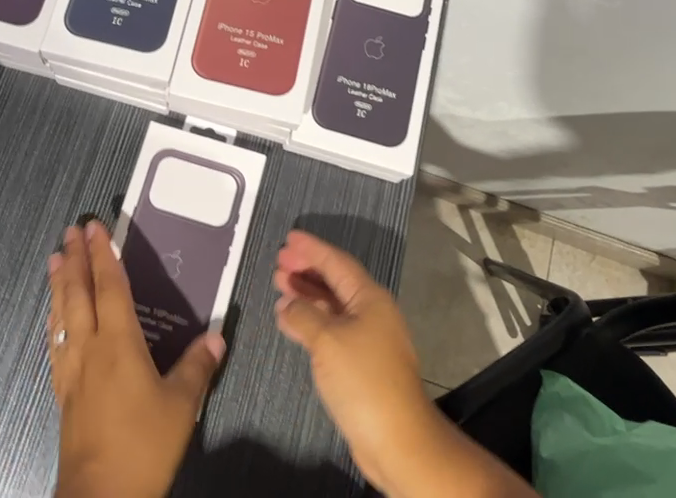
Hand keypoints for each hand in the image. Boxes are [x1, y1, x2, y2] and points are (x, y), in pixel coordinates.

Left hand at [48, 220, 224, 497]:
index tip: (94, 227)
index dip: (102, 255)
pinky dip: (54, 320)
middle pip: (78, 293)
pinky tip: (54, 319)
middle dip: (75, 260)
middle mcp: (90, 347)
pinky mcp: (62, 391)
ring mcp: (71, 370)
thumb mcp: (182, 405)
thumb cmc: (144, 444)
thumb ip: (198, 366)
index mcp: (118, 342)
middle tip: (70, 231)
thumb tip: (217, 335)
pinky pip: (55, 343)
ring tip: (54, 260)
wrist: (101, 494)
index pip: (109, 286)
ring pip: (61, 315)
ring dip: (58, 285)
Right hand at [273, 231, 532, 497]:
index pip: (337, 263)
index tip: (289, 238)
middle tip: (279, 261)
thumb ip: (303, 316)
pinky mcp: (361, 363)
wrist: (397, 438)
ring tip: (279, 285)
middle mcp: (372, 313)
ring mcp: (368, 339)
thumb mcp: (328, 341)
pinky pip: (332, 328)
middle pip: (336, 282)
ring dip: (307, 295)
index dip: (312, 249)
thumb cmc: (363, 380)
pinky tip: (291, 322)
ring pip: (333, 306)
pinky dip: (311, 320)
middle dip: (307, 270)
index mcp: (370, 299)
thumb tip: (286, 303)